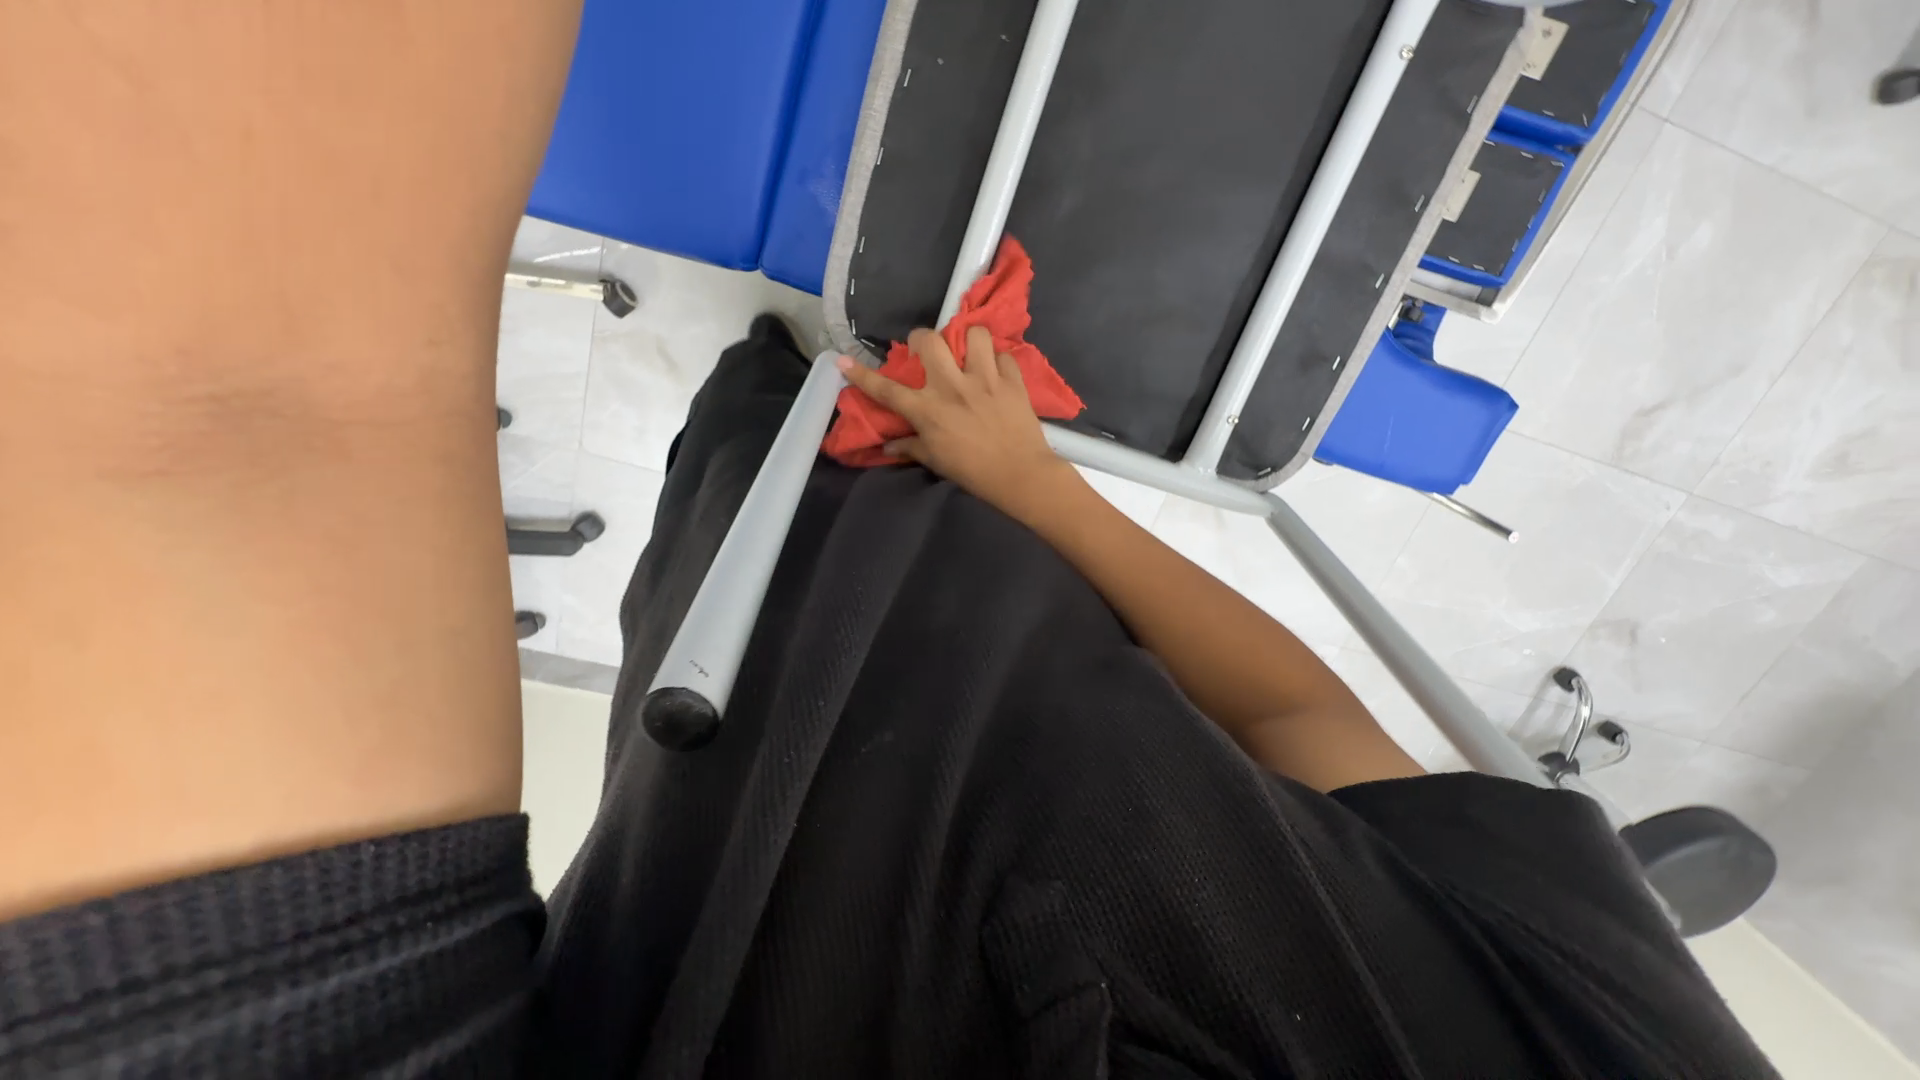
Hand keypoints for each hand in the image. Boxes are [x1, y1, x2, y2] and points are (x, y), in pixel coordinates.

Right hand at [836, 326, 1077, 520]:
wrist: (1018, 475)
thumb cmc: (972, 472)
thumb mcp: (935, 461)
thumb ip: (911, 447)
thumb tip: (889, 447)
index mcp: (927, 410)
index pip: (886, 390)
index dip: (861, 375)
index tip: (842, 361)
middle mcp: (951, 387)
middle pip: (929, 340)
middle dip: (924, 338)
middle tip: (928, 350)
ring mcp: (984, 380)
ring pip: (974, 335)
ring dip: (970, 340)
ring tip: (971, 353)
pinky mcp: (1012, 380)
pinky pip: (1005, 355)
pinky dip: (1000, 362)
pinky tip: (998, 373)